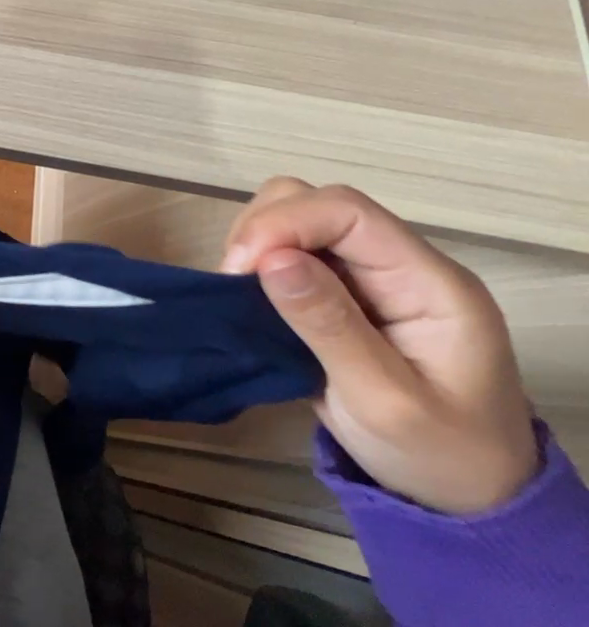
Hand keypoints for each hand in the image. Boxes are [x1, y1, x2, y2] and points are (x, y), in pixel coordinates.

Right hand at [220, 178, 538, 515]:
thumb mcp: (383, 399)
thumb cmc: (435, 452)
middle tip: (235, 284)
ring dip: (255, 244)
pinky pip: (287, 250)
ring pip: (295, 217)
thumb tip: (270, 258)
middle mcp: (401, 266)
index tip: (238, 271)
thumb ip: (329, 325)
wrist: (463, 494)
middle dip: (261, 229)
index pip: (346, 211)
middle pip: (316, 201)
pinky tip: (250, 299)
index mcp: (431, 284)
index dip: (281, 224)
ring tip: (242, 295)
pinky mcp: (341, 291)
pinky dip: (256, 263)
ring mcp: (371, 277)